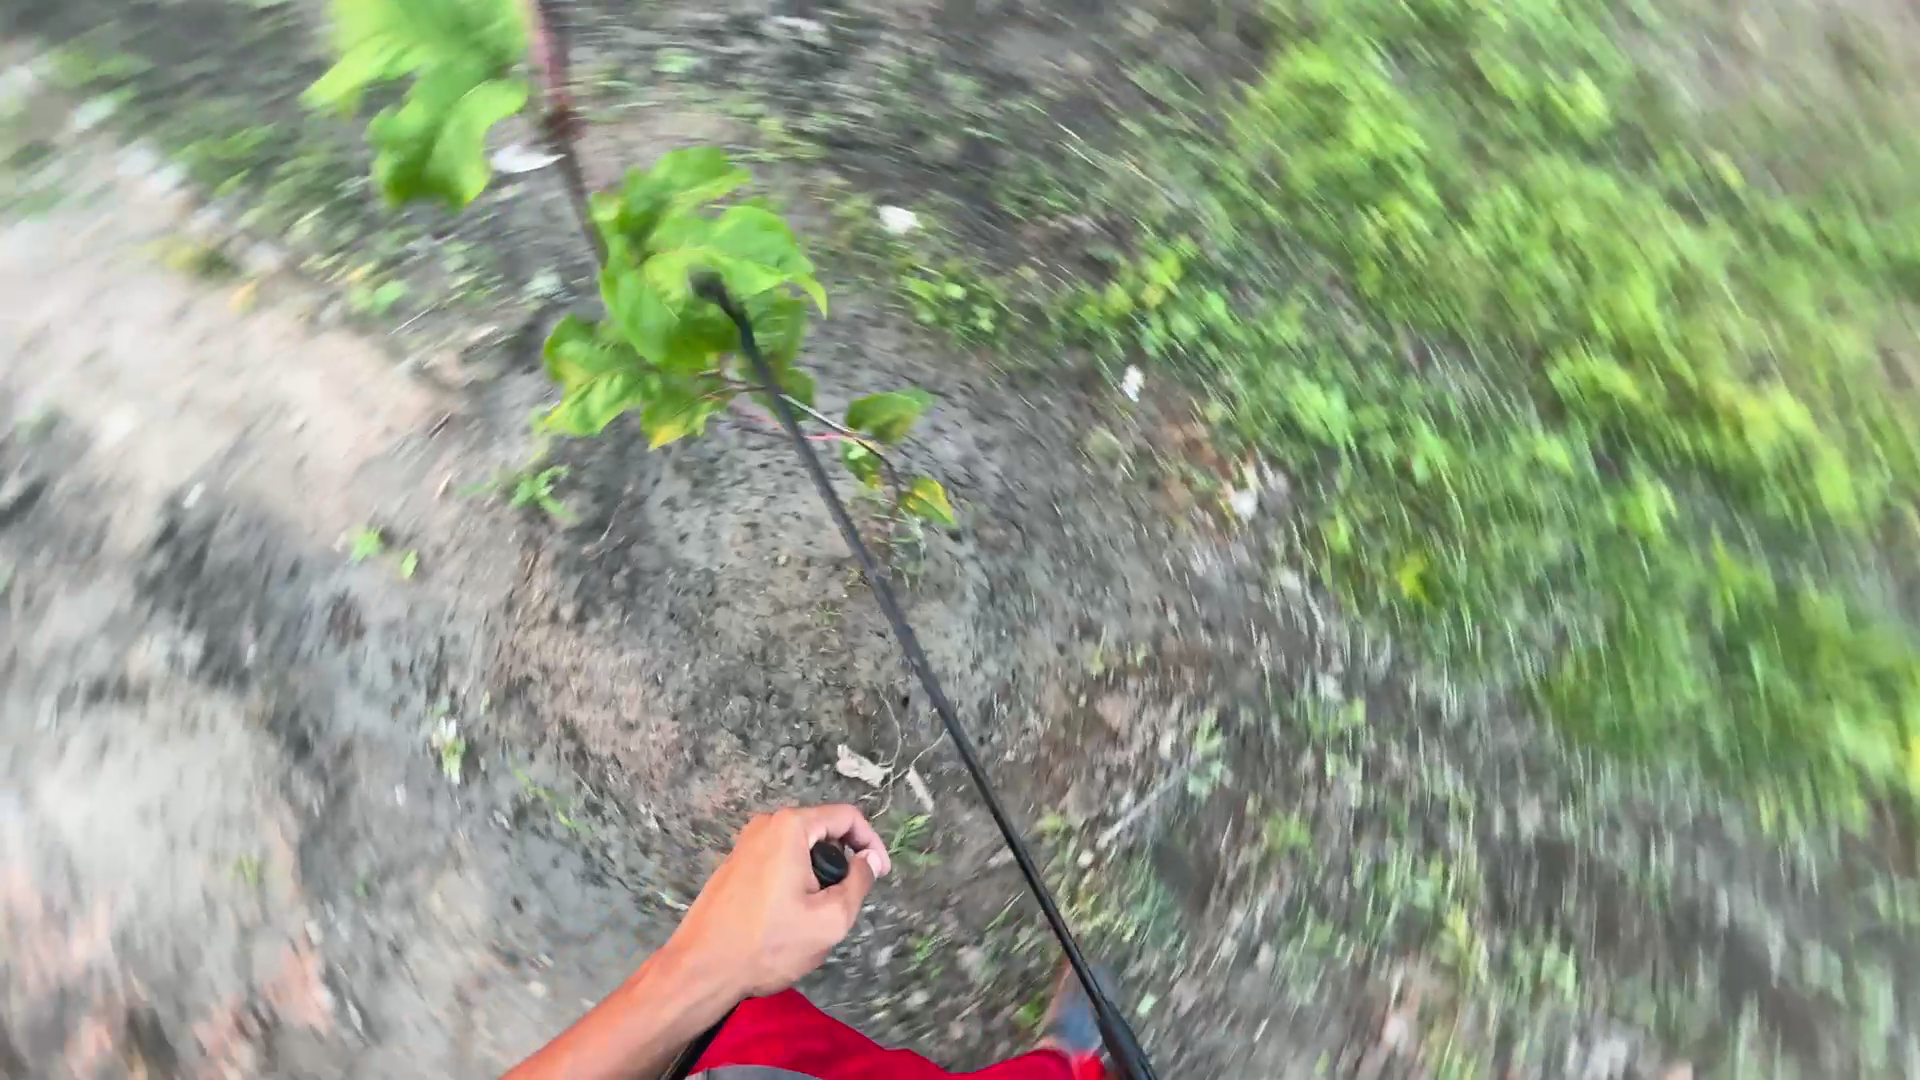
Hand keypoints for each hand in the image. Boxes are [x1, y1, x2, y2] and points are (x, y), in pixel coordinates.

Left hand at [664, 804, 891, 1000]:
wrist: (700, 971)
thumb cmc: (768, 943)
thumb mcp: (830, 919)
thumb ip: (859, 882)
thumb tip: (869, 859)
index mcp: (791, 826)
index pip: (847, 817)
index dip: (871, 843)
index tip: (880, 873)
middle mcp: (767, 823)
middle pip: (823, 829)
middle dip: (842, 860)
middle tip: (847, 899)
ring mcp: (747, 842)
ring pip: (801, 846)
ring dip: (818, 872)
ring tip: (817, 913)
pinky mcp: (735, 862)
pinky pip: (779, 858)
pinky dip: (795, 877)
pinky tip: (789, 915)